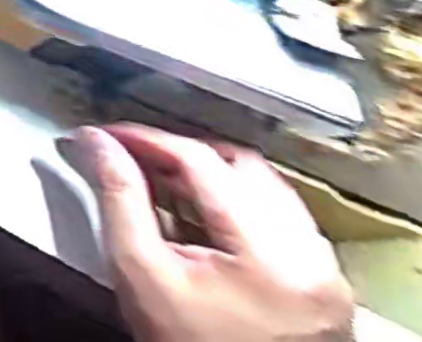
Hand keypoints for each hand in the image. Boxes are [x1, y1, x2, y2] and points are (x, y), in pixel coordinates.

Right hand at [60, 124, 353, 341]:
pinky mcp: (325, 286)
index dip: (144, 138)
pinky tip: (195, 211)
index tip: (102, 135)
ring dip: (208, 172)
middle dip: (179, 151)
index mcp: (271, 256)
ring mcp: (327, 275)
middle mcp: (313, 259)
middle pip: (242, 166)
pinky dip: (232, 199)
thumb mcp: (138, 267)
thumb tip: (94, 139)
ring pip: (264, 187)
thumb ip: (117, 194)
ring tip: (158, 178)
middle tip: (131, 155)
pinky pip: (278, 216)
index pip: (201, 163)